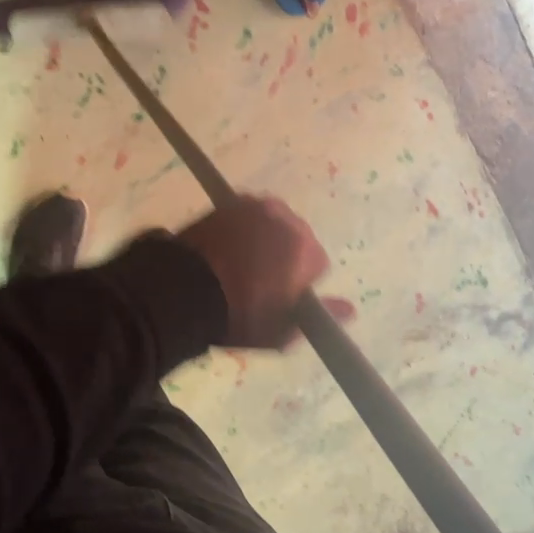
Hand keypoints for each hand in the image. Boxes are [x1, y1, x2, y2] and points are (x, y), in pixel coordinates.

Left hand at [175, 196, 329, 348]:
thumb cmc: (237, 315)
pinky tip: (226, 248)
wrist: (183, 289)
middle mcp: (287, 220)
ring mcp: (255, 206)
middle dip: (284, 255)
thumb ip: (320, 316)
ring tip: (241, 264)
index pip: (317, 264)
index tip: (280, 297)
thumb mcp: (280, 330)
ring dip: (264, 238)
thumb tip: (350, 310)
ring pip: (272, 224)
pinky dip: (243, 228)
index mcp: (306, 250)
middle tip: (259, 281)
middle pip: (296, 238)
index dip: (300, 282)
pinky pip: (247, 215)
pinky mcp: (228, 203)